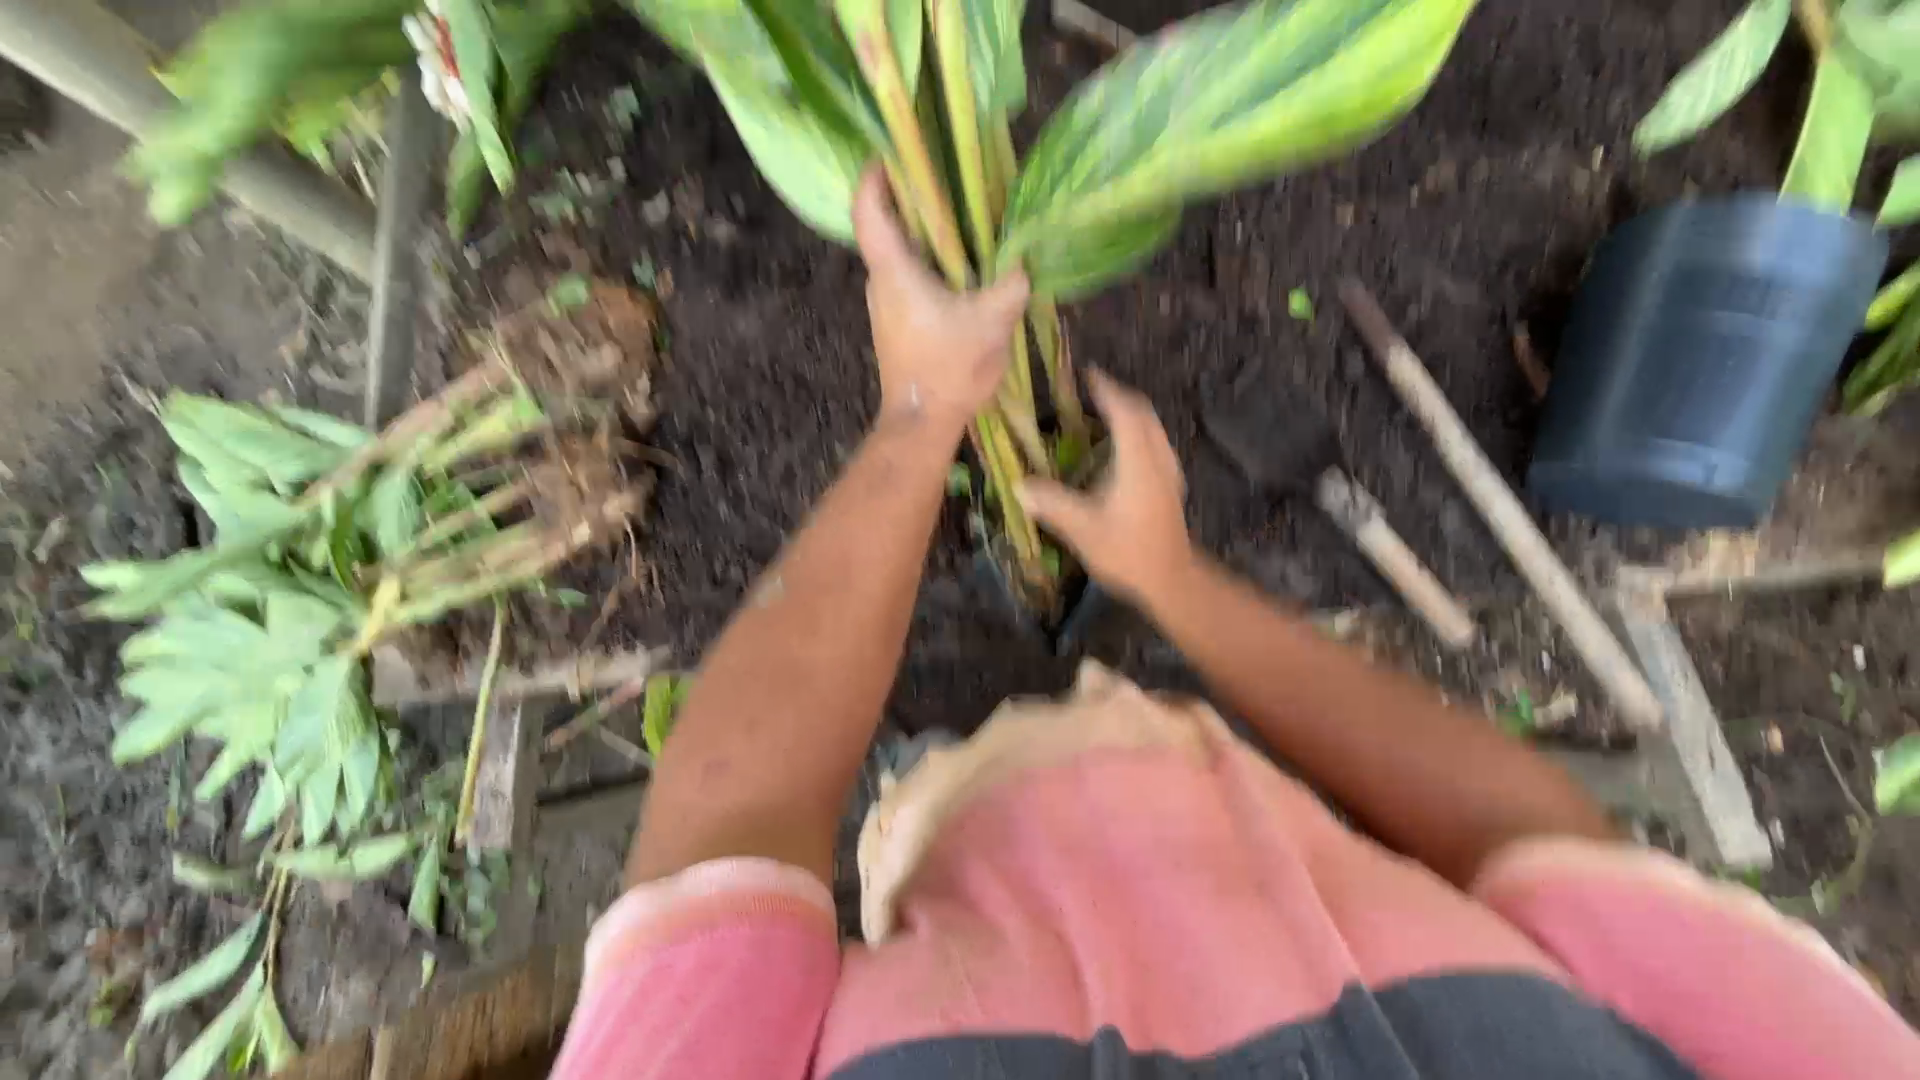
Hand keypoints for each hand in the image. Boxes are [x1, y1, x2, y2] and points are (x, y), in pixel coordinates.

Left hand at [853, 168, 1028, 435]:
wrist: (923, 423)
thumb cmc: (949, 368)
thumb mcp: (993, 320)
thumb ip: (1013, 282)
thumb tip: (1026, 257)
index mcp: (894, 270)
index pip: (868, 208)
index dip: (875, 174)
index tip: (896, 151)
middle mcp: (881, 282)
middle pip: (888, 226)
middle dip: (915, 199)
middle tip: (952, 180)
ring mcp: (885, 306)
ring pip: (901, 256)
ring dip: (928, 237)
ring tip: (967, 223)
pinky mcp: (897, 325)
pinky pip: (911, 280)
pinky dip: (932, 266)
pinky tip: (966, 272)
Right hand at [1022, 372, 1193, 604]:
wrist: (1170, 580)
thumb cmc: (1127, 552)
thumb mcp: (1082, 529)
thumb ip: (1051, 503)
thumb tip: (1018, 485)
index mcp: (1137, 462)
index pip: (1124, 412)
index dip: (1107, 390)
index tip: (1089, 374)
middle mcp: (1157, 460)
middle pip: (1144, 414)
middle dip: (1120, 398)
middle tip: (1095, 392)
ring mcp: (1169, 473)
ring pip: (1153, 429)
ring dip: (1131, 416)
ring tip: (1106, 415)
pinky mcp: (1170, 488)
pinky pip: (1156, 445)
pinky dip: (1138, 435)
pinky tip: (1121, 451)